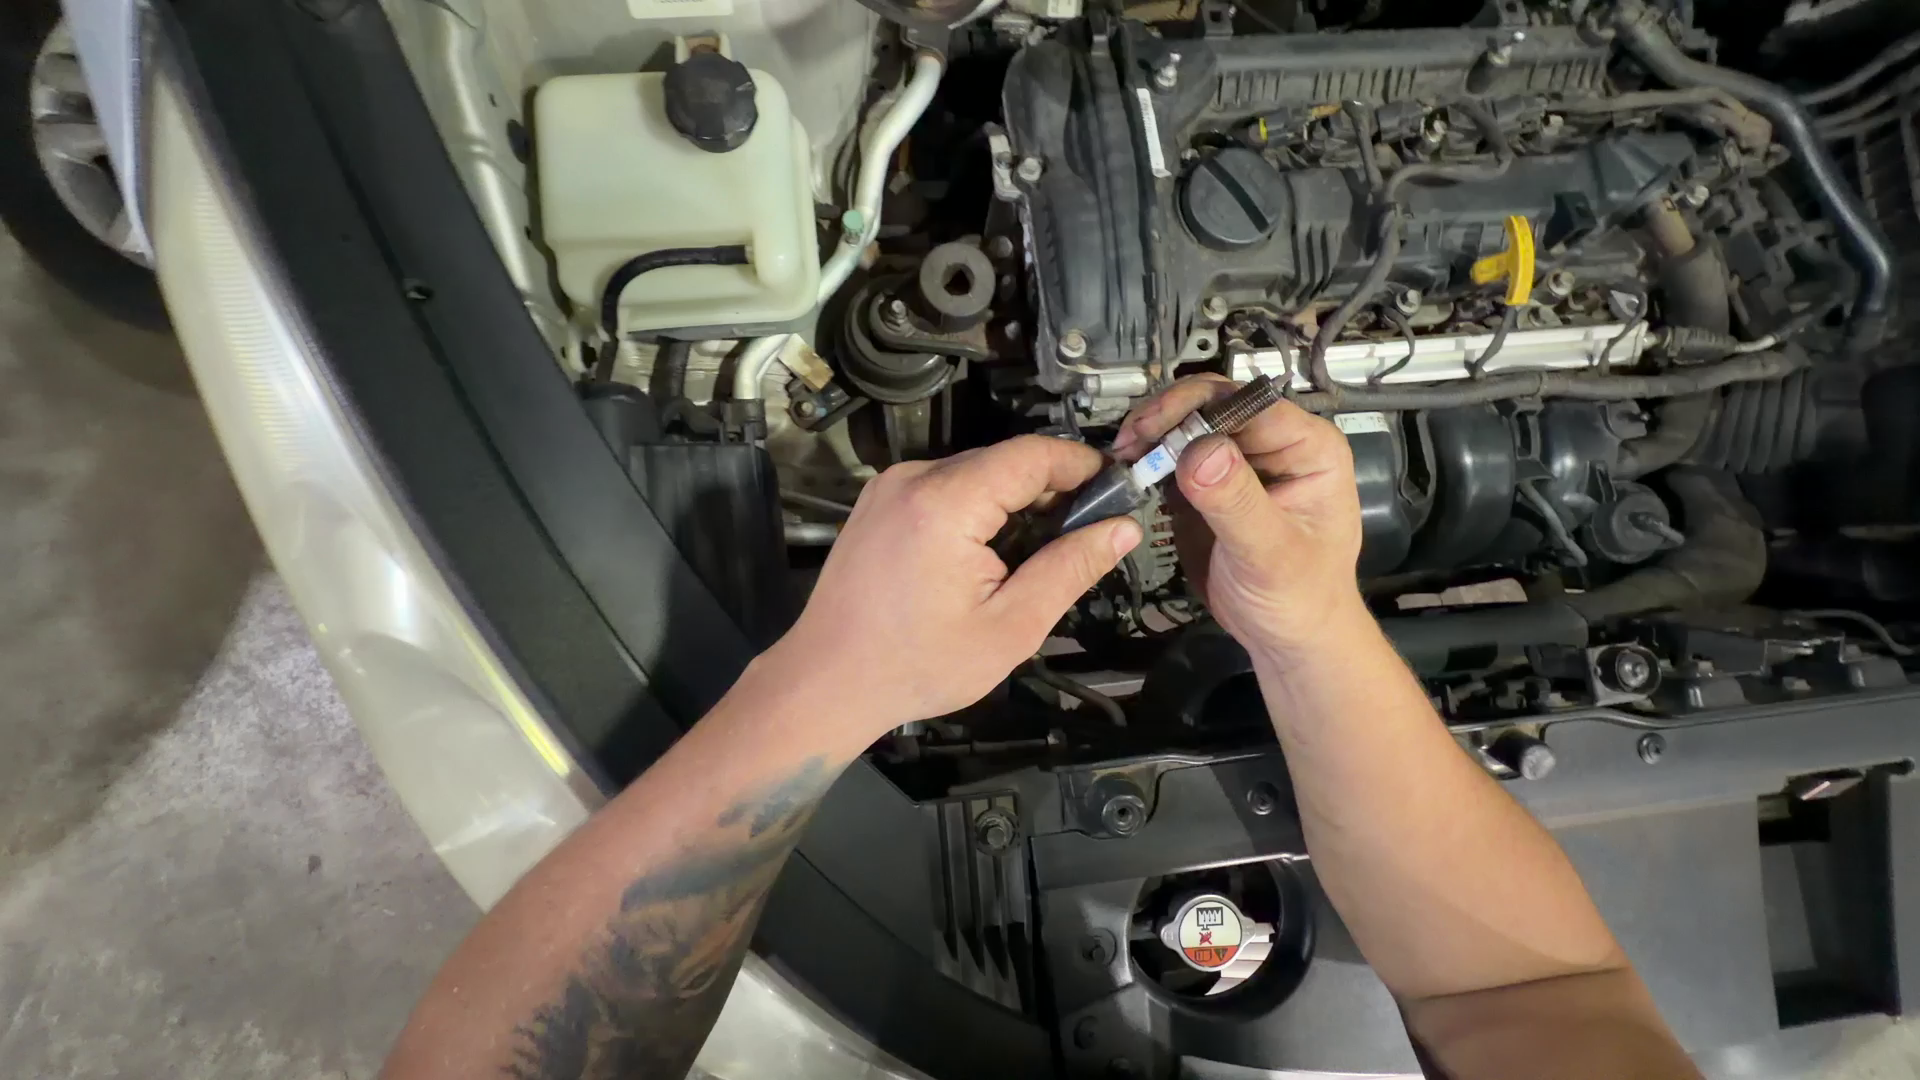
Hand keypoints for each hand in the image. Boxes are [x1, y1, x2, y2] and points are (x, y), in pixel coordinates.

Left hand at [760, 435, 1142, 737]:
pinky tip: (988, 550)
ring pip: (973, 472)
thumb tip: (1122, 529)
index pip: (1031, 454)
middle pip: (1002, 460)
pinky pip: (943, 486)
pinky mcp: (878, 501)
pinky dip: (976, 506)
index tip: (1115, 491)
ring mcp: (889, 486)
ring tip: (1037, 549)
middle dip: (1048, 488)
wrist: (828, 680)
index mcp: (945, 502)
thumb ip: (1069, 569)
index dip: (1080, 466)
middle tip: (1082, 532)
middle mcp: (912, 478)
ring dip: (1012, 499)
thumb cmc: (918, 665)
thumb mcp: (1010, 626)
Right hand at [1112, 375, 1365, 661]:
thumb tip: (1198, 451)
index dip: (1198, 410)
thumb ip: (1237, 502)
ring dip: (1151, 435)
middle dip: (1167, 417)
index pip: (1248, 405)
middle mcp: (1272, 445)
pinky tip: (1127, 471)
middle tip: (1129, 442)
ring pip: (1187, 425)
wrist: (1285, 636)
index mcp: (1306, 448)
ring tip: (1122, 457)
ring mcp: (1235, 463)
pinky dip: (1147, 460)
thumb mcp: (1270, 553)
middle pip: (1212, 404)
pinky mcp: (1204, 485)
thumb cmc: (1298, 597)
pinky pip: (1172, 457)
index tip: (1153, 433)